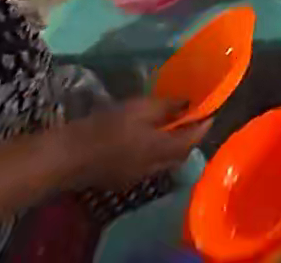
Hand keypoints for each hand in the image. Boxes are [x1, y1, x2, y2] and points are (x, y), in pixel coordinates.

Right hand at [56, 96, 209, 191]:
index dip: (204, 125)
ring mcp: (135, 176)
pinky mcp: (121, 178)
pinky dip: (159, 150)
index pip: (192, 140)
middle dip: (192, 137)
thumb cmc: (107, 127)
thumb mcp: (141, 108)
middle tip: (197, 116)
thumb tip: (189, 102)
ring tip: (177, 123)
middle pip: (181, 154)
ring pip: (166, 161)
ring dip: (175, 144)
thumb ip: (167, 106)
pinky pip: (150, 164)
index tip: (213, 110)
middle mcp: (153, 167)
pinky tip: (152, 136)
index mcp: (160, 150)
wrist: (67, 157)